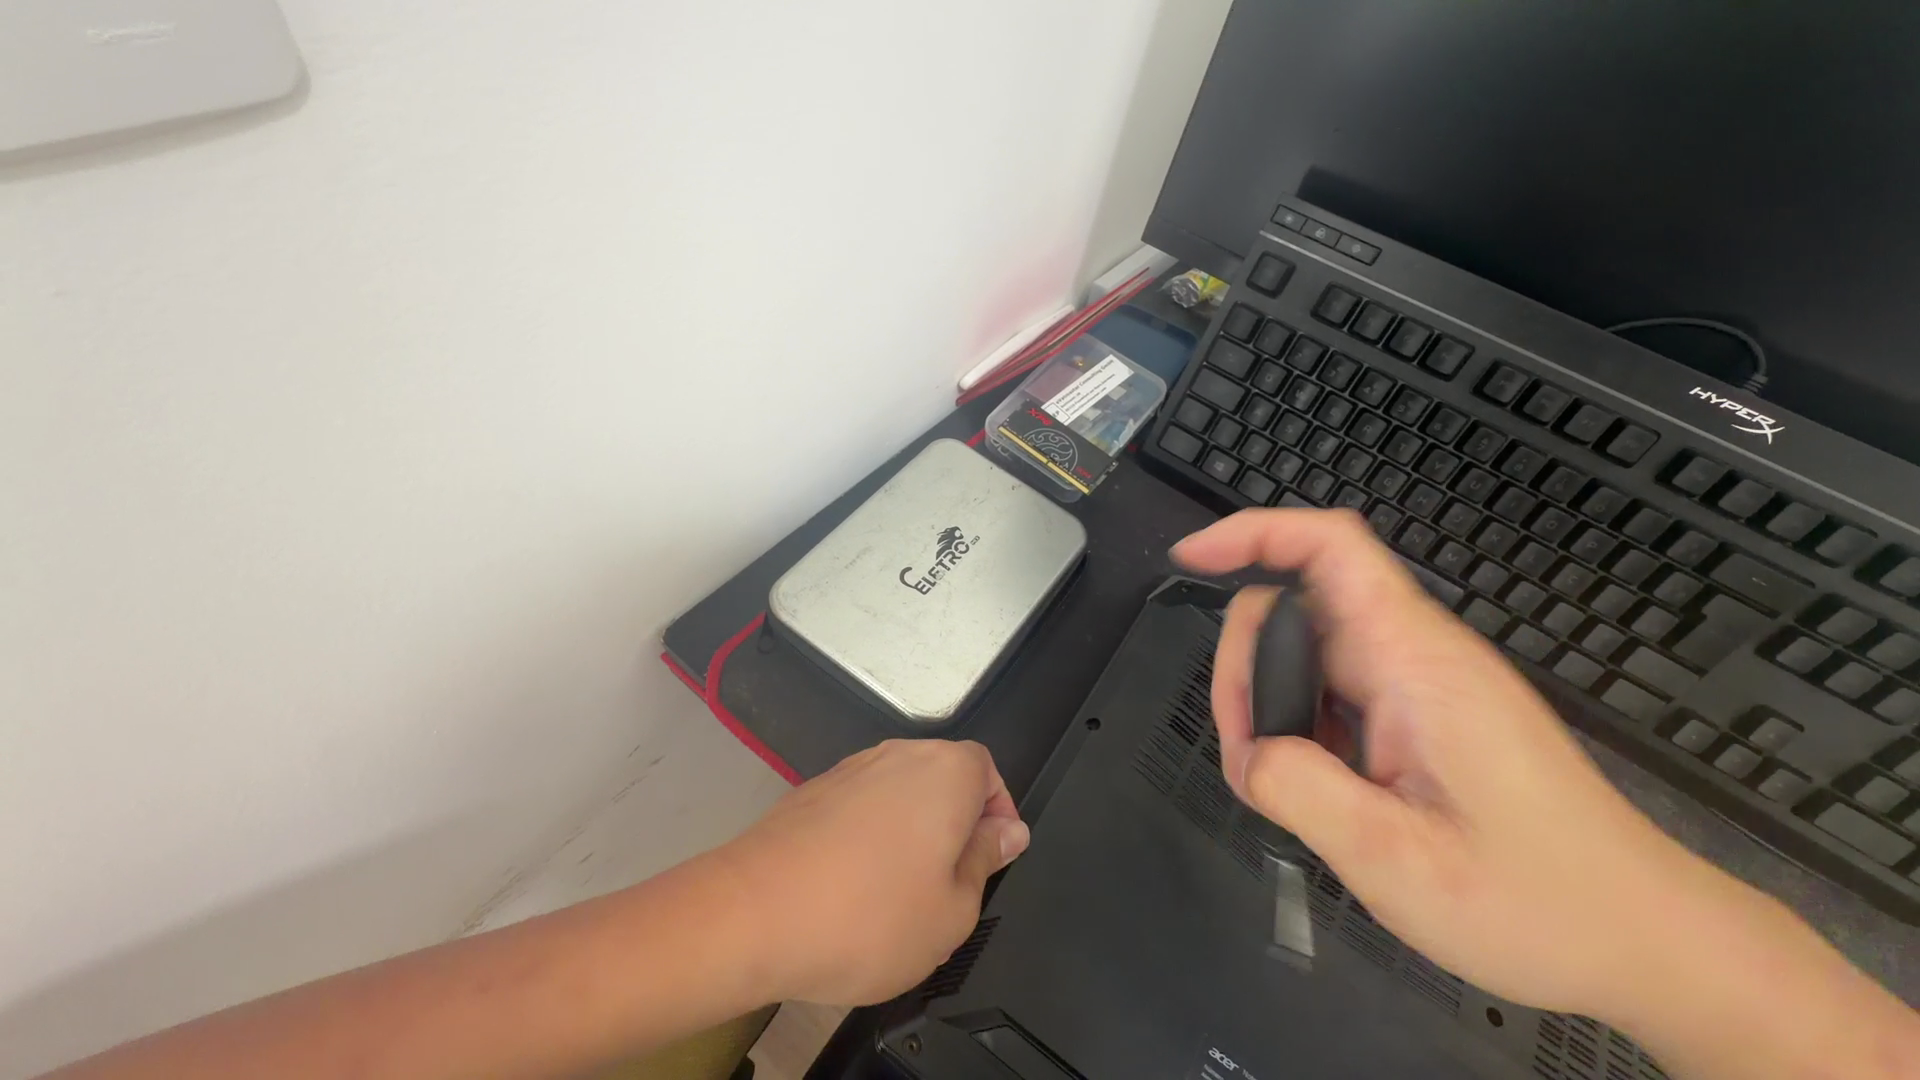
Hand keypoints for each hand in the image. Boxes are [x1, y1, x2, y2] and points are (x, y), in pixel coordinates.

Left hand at [714, 739, 1029, 1005]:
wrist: (752, 914)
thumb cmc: (871, 917)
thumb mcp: (954, 910)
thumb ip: (986, 861)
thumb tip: (1007, 830)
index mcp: (945, 772)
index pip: (988, 771)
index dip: (998, 814)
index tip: (992, 861)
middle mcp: (898, 756)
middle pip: (942, 778)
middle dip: (954, 824)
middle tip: (949, 886)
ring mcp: (848, 770)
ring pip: (899, 794)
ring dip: (909, 832)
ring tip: (896, 894)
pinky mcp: (810, 792)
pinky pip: (858, 807)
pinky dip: (867, 837)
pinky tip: (850, 888)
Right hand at [1173, 509, 1710, 1016]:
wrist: (1645, 941)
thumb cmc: (1536, 901)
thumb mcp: (1394, 859)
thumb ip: (1299, 790)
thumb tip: (1252, 751)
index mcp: (1414, 662)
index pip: (1328, 546)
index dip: (1251, 532)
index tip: (1190, 558)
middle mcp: (1416, 655)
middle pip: (1294, 605)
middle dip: (1244, 666)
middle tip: (1246, 751)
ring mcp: (1420, 684)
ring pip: (1306, 653)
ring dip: (1270, 706)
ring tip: (1282, 784)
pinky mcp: (1422, 716)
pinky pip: (1333, 692)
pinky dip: (1301, 729)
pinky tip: (1317, 789)